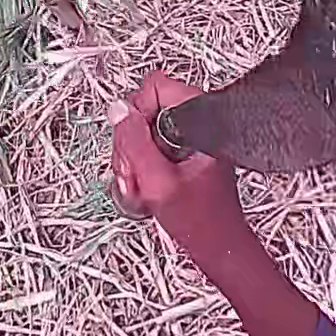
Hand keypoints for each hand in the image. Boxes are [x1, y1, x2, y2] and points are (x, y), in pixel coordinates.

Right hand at [111, 72, 318, 335]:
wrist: (217, 248)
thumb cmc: (201, 221)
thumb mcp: (157, 181)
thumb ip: (134, 143)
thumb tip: (118, 111)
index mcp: (203, 120)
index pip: (156, 87)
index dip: (137, 113)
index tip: (136, 144)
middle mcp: (200, 122)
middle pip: (145, 110)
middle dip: (132, 144)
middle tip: (138, 172)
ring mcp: (191, 137)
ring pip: (143, 130)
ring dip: (133, 161)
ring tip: (143, 185)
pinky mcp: (184, 151)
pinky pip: (149, 146)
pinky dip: (141, 168)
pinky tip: (148, 188)